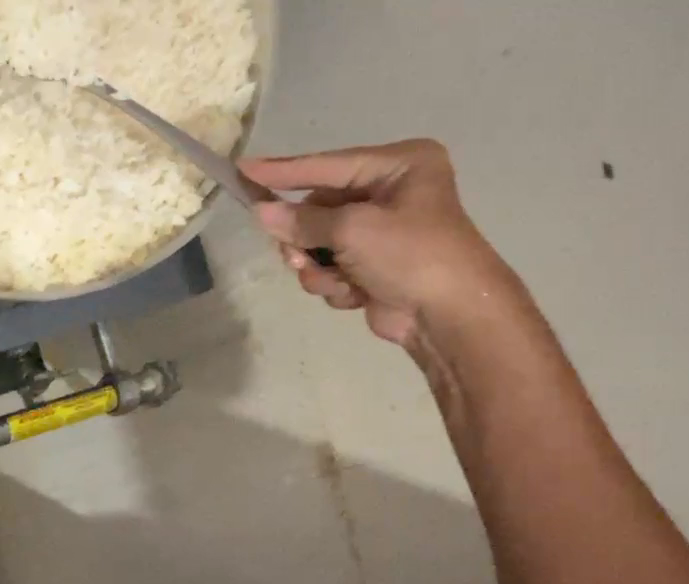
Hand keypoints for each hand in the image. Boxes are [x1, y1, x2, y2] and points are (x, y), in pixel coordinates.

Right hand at [239, 139, 520, 350]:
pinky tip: (355, 293)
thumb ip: (302, 221)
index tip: (242, 168)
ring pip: (315, 243)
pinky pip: (327, 267)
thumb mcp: (352, 230)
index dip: (282, 171)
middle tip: (299, 255)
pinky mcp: (369, 263)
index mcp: (399, 165)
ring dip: (317, 267)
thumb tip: (261, 213)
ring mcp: (378, 230)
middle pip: (315, 209)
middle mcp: (388, 191)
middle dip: (305, 240)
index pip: (326, 166)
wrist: (447, 313)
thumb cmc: (411, 256)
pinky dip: (332, 282)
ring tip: (337, 279)